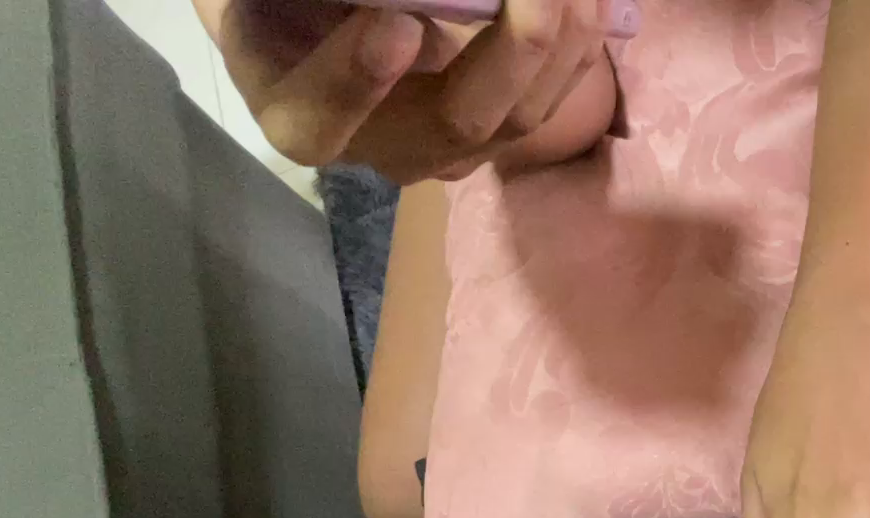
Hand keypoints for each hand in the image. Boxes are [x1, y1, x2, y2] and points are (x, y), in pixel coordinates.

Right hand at [194, 0, 612, 181]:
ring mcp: (450, 151)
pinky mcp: (494, 135)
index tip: (398, 23)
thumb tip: (394, 4)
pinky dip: (576, 47)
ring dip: (561, 43)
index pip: (322, 119)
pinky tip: (594, 2)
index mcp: (299, 118)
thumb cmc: (276, 5)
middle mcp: (387, 152)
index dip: (359, 78)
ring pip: (520, 119)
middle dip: (512, 48)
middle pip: (459, 124)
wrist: (319, 35)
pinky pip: (548, 101)